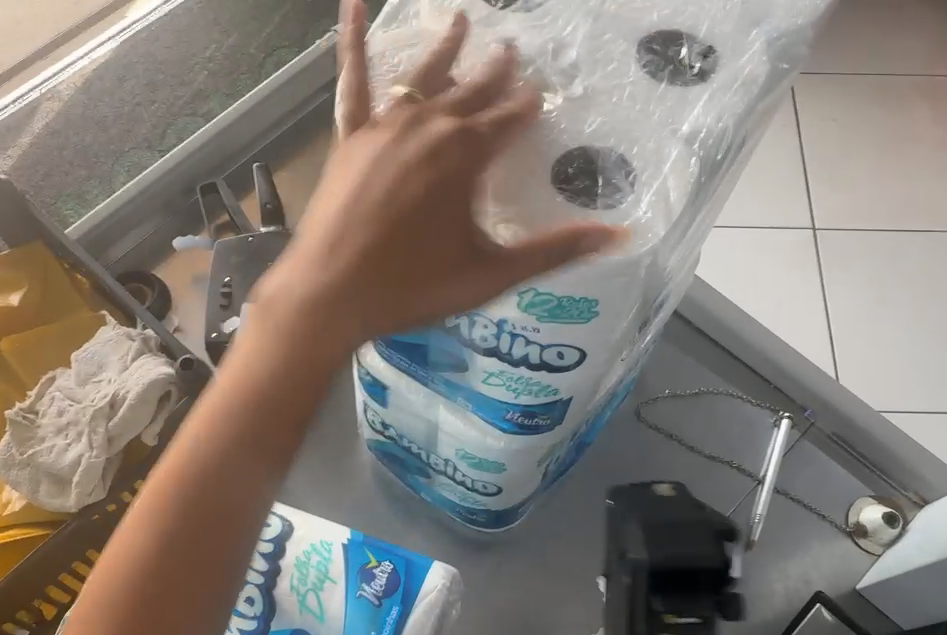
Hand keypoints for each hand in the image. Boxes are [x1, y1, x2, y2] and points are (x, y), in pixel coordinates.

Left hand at [253, 0, 622, 350]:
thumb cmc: (413, 289)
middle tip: (511, 52)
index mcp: (466, 155)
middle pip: (470, 93)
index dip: (525, 109)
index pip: (508, 120)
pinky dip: (353, 42)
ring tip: (461, 23)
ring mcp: (384, 128)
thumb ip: (552, 252)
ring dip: (444, 51)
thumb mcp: (490, 275)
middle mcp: (429, 127)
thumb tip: (616, 235)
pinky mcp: (349, 138)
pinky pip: (353, 81)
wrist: (330, 294)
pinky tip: (354, 6)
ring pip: (421, 79)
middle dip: (493, 75)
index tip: (538, 96)